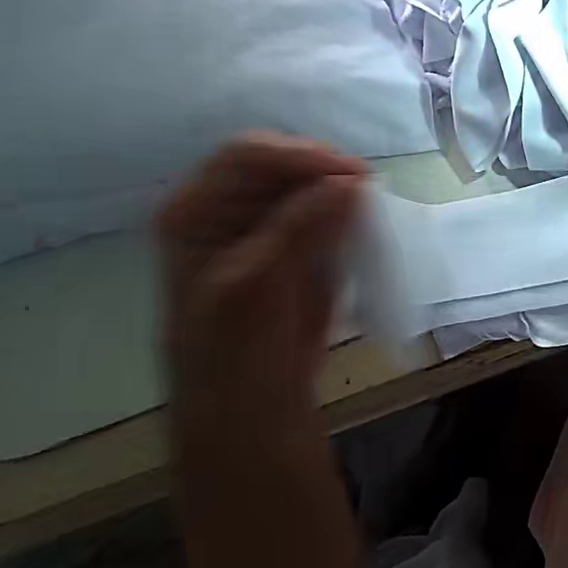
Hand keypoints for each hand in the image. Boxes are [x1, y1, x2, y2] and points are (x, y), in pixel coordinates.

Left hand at [157, 134, 367, 449]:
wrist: (252, 411)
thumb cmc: (236, 353)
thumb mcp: (258, 284)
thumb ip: (299, 226)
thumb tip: (351, 180)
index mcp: (196, 211)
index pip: (246, 155)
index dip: (299, 156)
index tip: (352, 174)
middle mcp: (226, 208)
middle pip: (280, 163)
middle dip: (324, 170)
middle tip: (369, 188)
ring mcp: (264, 226)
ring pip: (308, 184)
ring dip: (340, 190)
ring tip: (371, 208)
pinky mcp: (296, 246)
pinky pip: (326, 212)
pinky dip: (348, 213)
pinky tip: (365, 225)